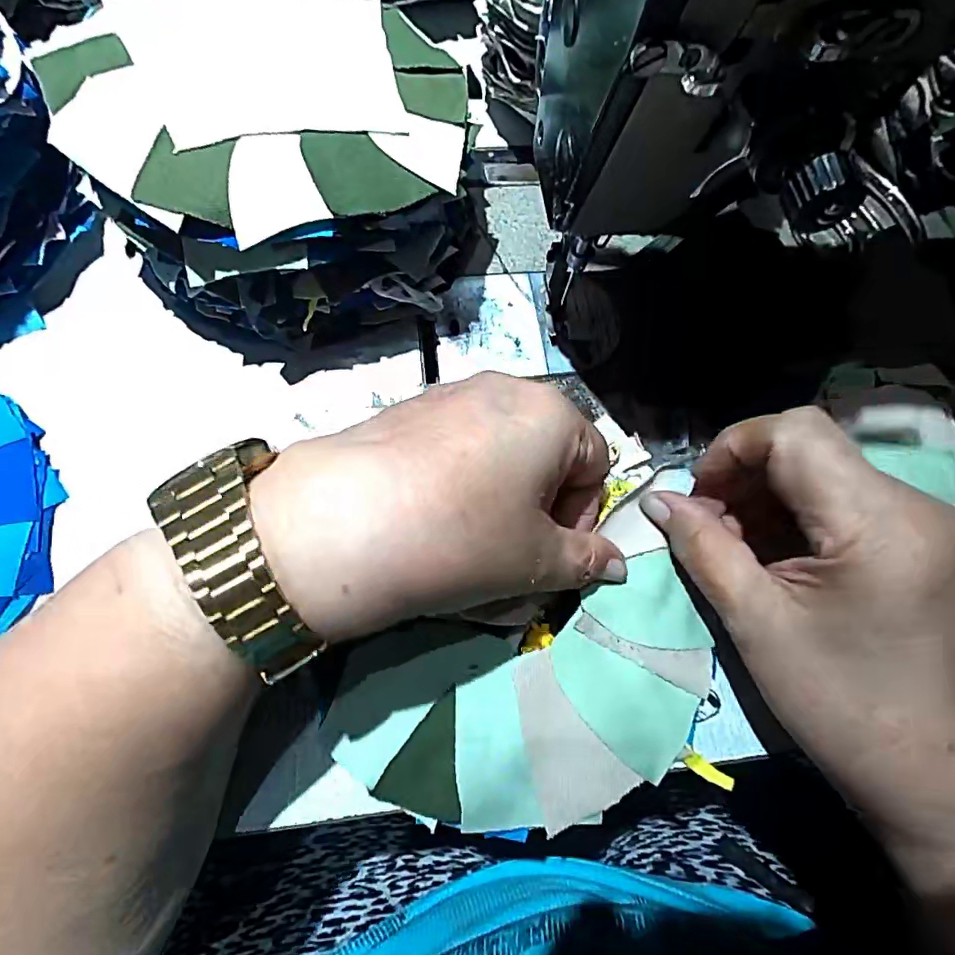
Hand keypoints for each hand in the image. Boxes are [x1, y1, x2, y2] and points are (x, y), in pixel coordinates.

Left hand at [249, 374, 625, 641]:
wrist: (337, 525)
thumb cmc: (462, 538)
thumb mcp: (535, 562)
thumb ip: (587, 560)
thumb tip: (617, 566)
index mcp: (553, 414)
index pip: (597, 466)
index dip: (582, 517)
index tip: (551, 554)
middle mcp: (508, 388)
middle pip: (550, 454)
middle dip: (542, 506)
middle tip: (513, 551)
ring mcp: (454, 393)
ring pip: (504, 451)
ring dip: (504, 496)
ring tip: (470, 537)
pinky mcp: (411, 408)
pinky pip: (461, 445)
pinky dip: (464, 481)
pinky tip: (432, 516)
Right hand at [644, 406, 954, 855]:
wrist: (930, 765)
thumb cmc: (840, 705)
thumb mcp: (758, 624)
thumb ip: (705, 549)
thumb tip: (659, 499)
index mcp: (877, 519)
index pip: (794, 433)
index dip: (733, 449)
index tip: (699, 499)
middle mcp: (909, 500)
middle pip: (809, 443)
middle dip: (746, 473)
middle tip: (711, 526)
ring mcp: (918, 513)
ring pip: (822, 465)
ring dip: (767, 494)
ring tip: (737, 545)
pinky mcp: (915, 531)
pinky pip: (841, 494)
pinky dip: (795, 512)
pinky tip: (772, 552)